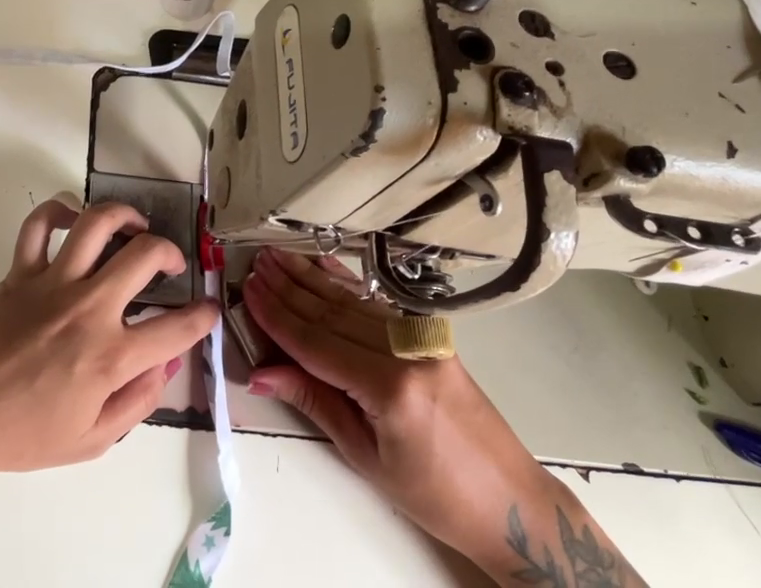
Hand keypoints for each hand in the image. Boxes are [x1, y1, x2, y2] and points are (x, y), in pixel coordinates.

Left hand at [0, 199, 216, 480]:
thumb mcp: (90, 441)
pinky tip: (73, 219)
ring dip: (124, 215)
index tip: (209, 310)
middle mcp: (88, 309)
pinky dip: (59, 209)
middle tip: (171, 263)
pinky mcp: (19, 271)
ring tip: (134, 225)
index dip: (204, 317)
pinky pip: (40, 224)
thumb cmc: (20, 434)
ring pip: (97, 224)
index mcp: (110, 356)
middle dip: (170, 251)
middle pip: (145, 256)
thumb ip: (136, 402)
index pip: (177, 329)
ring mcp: (52, 283)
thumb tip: (164, 366)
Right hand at [242, 248, 557, 562]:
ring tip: (277, 256)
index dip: (277, 316)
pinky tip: (323, 269)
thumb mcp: (364, 456)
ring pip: (354, 302)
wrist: (512, 504)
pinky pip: (377, 308)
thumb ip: (314, 402)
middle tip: (255, 264)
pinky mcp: (433, 341)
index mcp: (389, 387)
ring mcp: (424, 341)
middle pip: (333, 313)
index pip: (316, 341)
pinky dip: (345, 287)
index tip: (247, 291)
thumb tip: (261, 373)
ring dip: (312, 279)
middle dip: (289, 288)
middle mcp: (408, 352)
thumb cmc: (436, 495)